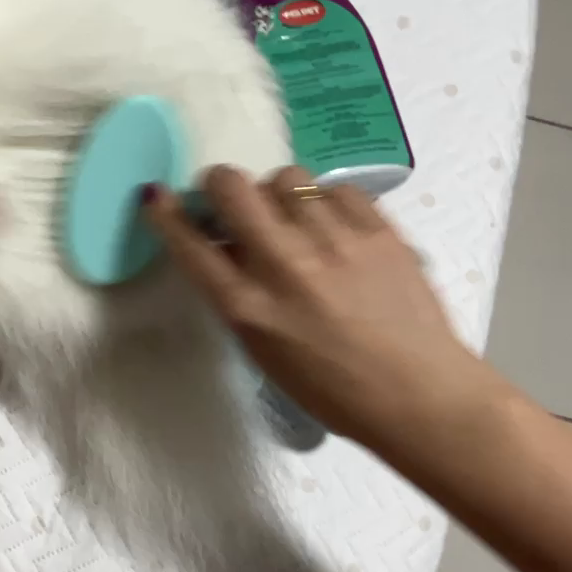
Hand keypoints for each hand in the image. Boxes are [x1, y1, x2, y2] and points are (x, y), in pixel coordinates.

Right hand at [143, 165, 511, 454]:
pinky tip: (332, 229)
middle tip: (229, 201)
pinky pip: (334, 189)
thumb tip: (227, 247)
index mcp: (246, 306)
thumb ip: (238, 294)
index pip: (190, 245)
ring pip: (285, 178)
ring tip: (292, 220)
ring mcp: (334, 241)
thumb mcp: (262, 347)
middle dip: (219, 185)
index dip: (165, 214)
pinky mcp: (379, 229)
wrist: (415, 393)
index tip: (156, 196)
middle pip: (232, 187)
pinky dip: (324, 202)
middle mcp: (283, 264)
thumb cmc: (327, 386)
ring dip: (276, 195)